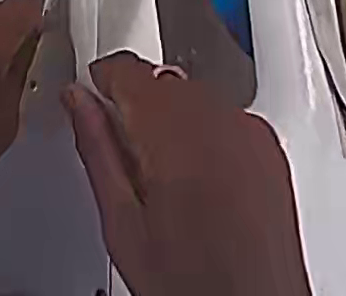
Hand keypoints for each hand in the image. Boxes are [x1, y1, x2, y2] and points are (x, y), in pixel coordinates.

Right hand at [65, 53, 311, 295]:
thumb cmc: (191, 285)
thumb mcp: (122, 224)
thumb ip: (97, 148)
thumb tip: (78, 102)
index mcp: (171, 133)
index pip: (129, 71)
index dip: (103, 78)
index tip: (91, 90)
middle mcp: (214, 119)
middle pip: (161, 80)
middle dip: (136, 102)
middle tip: (123, 147)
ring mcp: (246, 128)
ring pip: (192, 93)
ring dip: (171, 114)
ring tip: (163, 172)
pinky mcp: (267, 143)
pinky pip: (225, 113)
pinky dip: (206, 128)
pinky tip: (199, 174)